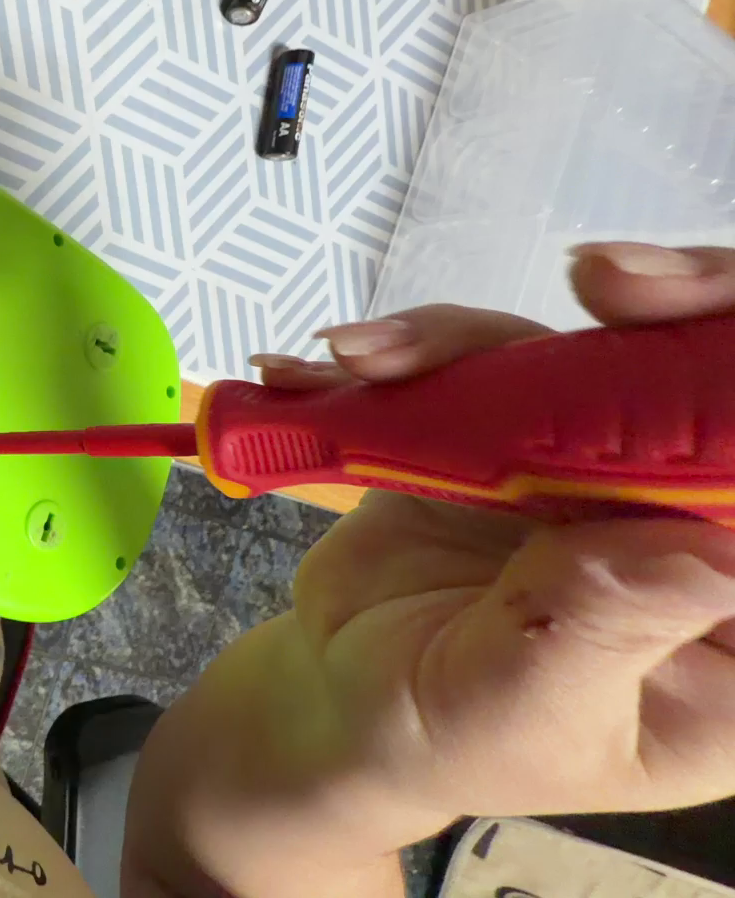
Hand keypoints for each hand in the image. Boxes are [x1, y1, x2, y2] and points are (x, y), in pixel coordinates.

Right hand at [126, 243, 734, 897]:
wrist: (343, 697)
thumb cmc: (447, 732)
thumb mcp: (524, 708)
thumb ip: (598, 632)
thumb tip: (697, 545)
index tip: (697, 327)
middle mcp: (669, 515)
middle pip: (695, 383)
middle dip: (659, 312)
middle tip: (597, 274)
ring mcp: (564, 471)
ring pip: (550, 358)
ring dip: (449, 339)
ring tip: (350, 360)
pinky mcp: (470, 445)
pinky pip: (446, 376)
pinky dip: (379, 362)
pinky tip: (309, 374)